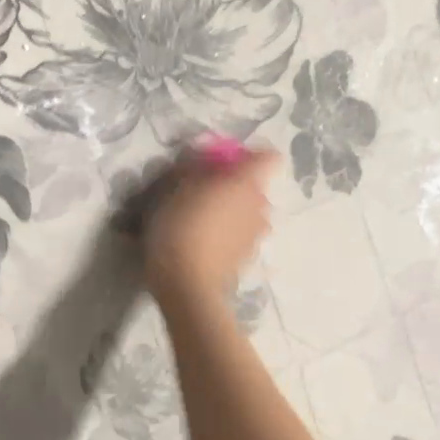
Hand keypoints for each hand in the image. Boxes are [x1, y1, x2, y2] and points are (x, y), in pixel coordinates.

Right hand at [139, 147, 278, 304]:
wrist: (186, 283)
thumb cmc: (177, 229)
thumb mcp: (172, 188)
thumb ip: (193, 168)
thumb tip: (204, 160)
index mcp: (246, 183)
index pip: (267, 157)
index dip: (245, 157)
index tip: (218, 165)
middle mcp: (261, 204)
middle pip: (252, 186)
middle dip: (230, 187)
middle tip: (197, 196)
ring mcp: (257, 232)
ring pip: (246, 211)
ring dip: (228, 212)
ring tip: (197, 224)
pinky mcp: (249, 255)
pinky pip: (240, 234)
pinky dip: (225, 234)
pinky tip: (200, 245)